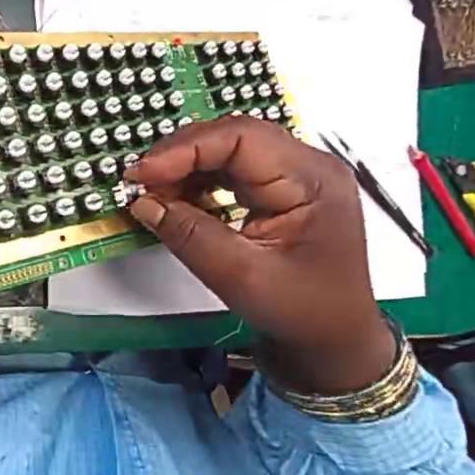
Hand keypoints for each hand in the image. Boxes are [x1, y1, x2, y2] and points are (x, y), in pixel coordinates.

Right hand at [126, 117, 395, 393]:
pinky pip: (229, 169)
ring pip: (227, 149)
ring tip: (154, 193)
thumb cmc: (303, 310)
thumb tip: (145, 205)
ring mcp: (292, 176)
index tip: (144, 173)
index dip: (185, 149)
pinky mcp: (275, 189)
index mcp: (312, 180)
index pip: (241, 138)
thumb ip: (190, 236)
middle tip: (142, 182)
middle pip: (232, 137)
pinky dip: (196, 180)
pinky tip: (175, 198)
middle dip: (181, 156)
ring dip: (185, 167)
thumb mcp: (240, 277)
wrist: (332, 337)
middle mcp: (306, 167)